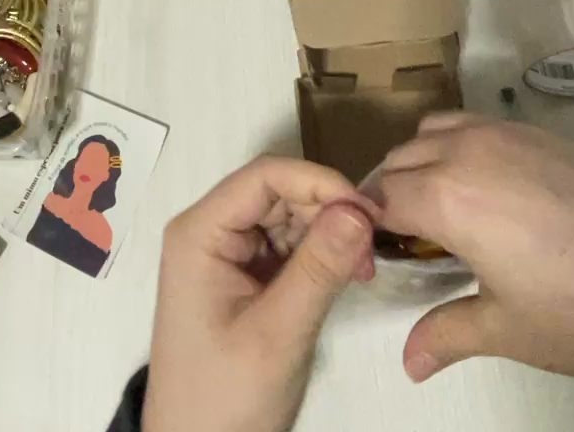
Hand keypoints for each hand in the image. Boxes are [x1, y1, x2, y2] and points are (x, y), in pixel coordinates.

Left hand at [142, 156, 378, 431]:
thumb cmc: (225, 397)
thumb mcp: (277, 335)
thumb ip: (319, 270)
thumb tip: (359, 210)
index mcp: (200, 232)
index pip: (263, 177)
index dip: (317, 182)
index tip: (368, 211)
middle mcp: (210, 229)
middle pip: (276, 192)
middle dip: (327, 210)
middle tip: (372, 250)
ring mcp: (226, 250)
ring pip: (286, 215)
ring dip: (327, 233)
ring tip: (361, 270)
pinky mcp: (243, 272)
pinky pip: (286, 244)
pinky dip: (318, 254)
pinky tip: (342, 276)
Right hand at [373, 115, 573, 430]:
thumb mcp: (512, 330)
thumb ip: (447, 334)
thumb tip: (408, 364)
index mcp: (445, 196)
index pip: (378, 197)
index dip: (369, 225)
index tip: (377, 252)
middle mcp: (463, 150)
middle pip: (399, 160)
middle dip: (390, 194)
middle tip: (407, 239)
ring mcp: (503, 133)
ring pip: (432, 132)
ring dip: (420, 162)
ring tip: (443, 205)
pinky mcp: (537, 131)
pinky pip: (472, 125)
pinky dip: (457, 146)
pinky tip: (490, 188)